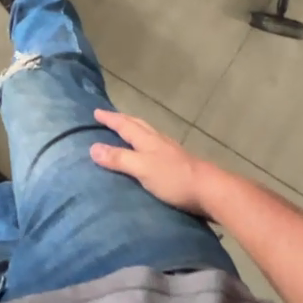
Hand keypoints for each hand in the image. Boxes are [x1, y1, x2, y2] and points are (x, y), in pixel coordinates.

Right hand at [90, 108, 223, 217]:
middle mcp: (158, 141)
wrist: (209, 190)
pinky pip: (155, 146)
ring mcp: (169, 151)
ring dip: (134, 129)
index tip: (96, 111)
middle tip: (109, 117)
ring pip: (147, 134)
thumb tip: (93, 147)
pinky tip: (148, 152)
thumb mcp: (142, 168)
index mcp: (148, 140)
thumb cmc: (174, 178)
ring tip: (126, 131)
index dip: (110, 119)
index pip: (125, 125)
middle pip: (137, 125)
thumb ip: (119, 158)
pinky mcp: (177, 163)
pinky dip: (144, 143)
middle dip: (122, 119)